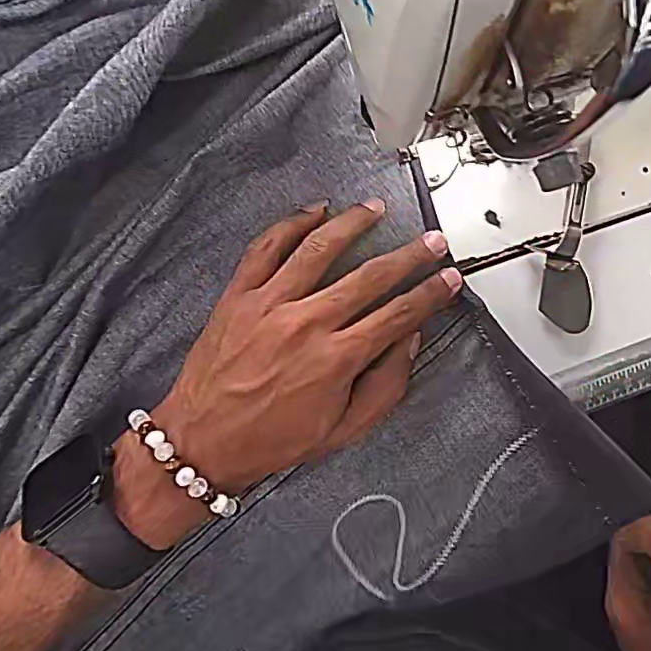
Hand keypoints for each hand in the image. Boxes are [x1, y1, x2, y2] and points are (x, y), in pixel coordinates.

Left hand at [114, 200, 461, 545]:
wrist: (204, 441)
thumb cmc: (271, 439)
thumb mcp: (342, 430)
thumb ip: (385, 387)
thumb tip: (408, 342)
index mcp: (335, 359)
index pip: (398, 313)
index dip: (430, 293)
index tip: (446, 279)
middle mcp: (305, 324)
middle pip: (370, 276)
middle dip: (409, 255)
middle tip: (430, 241)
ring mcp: (269, 305)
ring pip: (319, 248)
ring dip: (354, 224)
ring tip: (375, 209)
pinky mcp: (239, 296)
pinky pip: (266, 248)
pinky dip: (291, 224)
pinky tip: (313, 212)